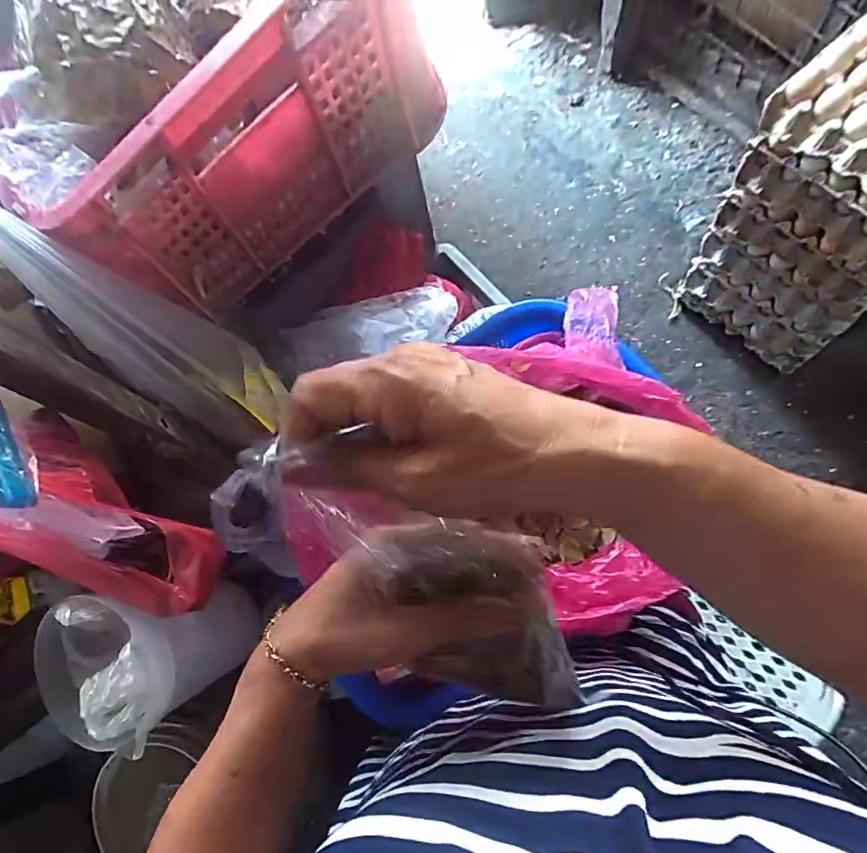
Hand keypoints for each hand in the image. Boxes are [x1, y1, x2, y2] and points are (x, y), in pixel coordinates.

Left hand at [266, 541, 529, 681]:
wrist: (292, 656)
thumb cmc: (343, 637)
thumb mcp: (405, 631)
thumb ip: (461, 619)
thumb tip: (519, 610)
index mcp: (393, 542)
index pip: (458, 535)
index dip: (499, 548)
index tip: (537, 561)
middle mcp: (392, 545)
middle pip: (454, 549)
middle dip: (493, 566)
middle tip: (534, 581)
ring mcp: (388, 564)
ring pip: (445, 567)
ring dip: (477, 582)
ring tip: (516, 595)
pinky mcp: (386, 585)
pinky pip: (430, 583)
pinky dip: (456, 594)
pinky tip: (479, 606)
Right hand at [281, 344, 618, 519]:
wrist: (572, 451)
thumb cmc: (492, 470)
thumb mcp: (412, 481)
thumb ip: (346, 469)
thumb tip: (294, 468)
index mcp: (386, 378)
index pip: (309, 393)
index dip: (294, 435)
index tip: (302, 478)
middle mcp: (399, 357)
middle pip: (333, 388)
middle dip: (320, 434)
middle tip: (328, 483)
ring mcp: (425, 360)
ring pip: (361, 391)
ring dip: (349, 431)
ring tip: (360, 475)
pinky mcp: (444, 372)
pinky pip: (390, 393)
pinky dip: (377, 423)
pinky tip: (393, 456)